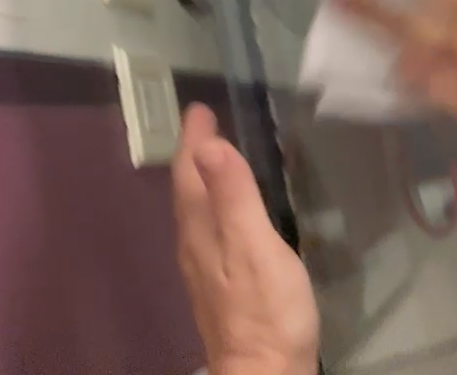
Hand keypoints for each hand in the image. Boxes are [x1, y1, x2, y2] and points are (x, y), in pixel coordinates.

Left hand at [174, 105, 318, 374]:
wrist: (265, 373)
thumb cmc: (267, 307)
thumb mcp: (256, 246)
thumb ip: (235, 197)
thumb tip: (209, 146)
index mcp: (204, 231)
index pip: (193, 174)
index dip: (195, 140)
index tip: (199, 108)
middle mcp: (197, 244)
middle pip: (189, 189)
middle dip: (195, 153)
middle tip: (206, 121)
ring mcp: (207, 265)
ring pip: (196, 208)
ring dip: (203, 175)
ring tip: (215, 152)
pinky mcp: (223, 279)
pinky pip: (209, 224)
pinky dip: (214, 200)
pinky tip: (229, 206)